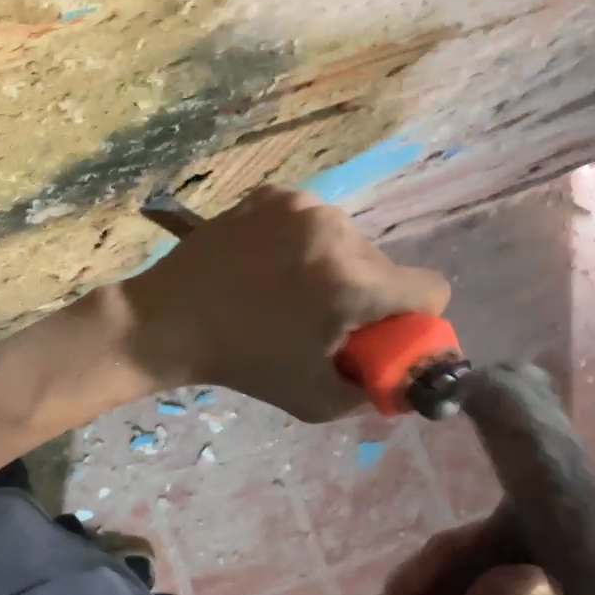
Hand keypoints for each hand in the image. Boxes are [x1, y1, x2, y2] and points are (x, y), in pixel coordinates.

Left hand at [118, 186, 450, 420]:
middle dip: (366, 295)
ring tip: (285, 292)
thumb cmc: (242, 363)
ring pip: (349, 241)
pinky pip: (312, 221)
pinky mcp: (272, 194)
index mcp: (353, 281)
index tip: (376, 333)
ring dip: (333, 267)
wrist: (165, 320)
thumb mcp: (317, 399)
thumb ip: (374, 390)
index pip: (429, 289)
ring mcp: (300, 205)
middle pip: (385, 266)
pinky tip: (267, 266)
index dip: (411, 319)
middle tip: (319, 319)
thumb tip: (404, 376)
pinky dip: (302, 244)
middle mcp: (335, 231)